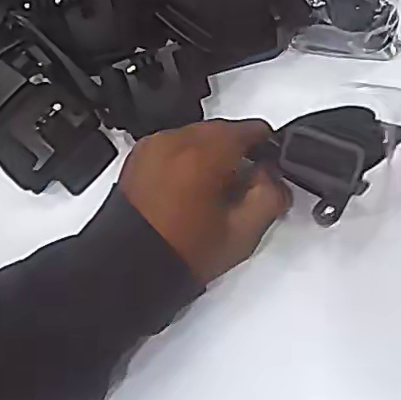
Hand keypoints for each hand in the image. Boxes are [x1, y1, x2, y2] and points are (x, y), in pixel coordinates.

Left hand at [119, 119, 292, 282]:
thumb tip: (274, 178)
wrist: (126, 270)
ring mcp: (154, 146)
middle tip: (244, 189)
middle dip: (238, 154)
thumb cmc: (175, 255)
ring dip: (211, 157)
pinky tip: (188, 194)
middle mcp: (175, 141)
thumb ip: (269, 196)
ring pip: (198, 138)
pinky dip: (186, 161)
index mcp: (204, 154)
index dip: (268, 149)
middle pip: (223, 132)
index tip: (270, 167)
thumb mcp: (241, 234)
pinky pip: (174, 147)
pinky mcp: (139, 156)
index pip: (251, 130)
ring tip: (212, 197)